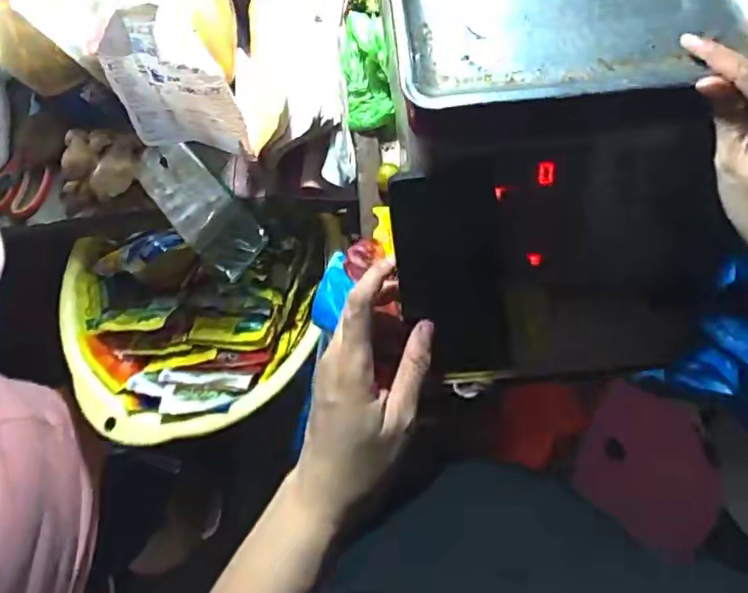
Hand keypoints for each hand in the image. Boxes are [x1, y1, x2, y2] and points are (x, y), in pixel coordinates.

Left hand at [291, 259, 433, 521]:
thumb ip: (413, 369)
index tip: (397, 259)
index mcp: (349, 362)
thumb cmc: (363, 459)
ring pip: (351, 321)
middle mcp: (332, 353)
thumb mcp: (400, 419)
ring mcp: (326, 362)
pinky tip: (395, 342)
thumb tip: (426, 325)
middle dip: (381, 289)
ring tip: (411, 314)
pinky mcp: (327, 372)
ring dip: (378, 312)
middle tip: (414, 285)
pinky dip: (371, 331)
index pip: (356, 304)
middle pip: (353, 306)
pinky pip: (349, 338)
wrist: (321, 489)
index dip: (374, 275)